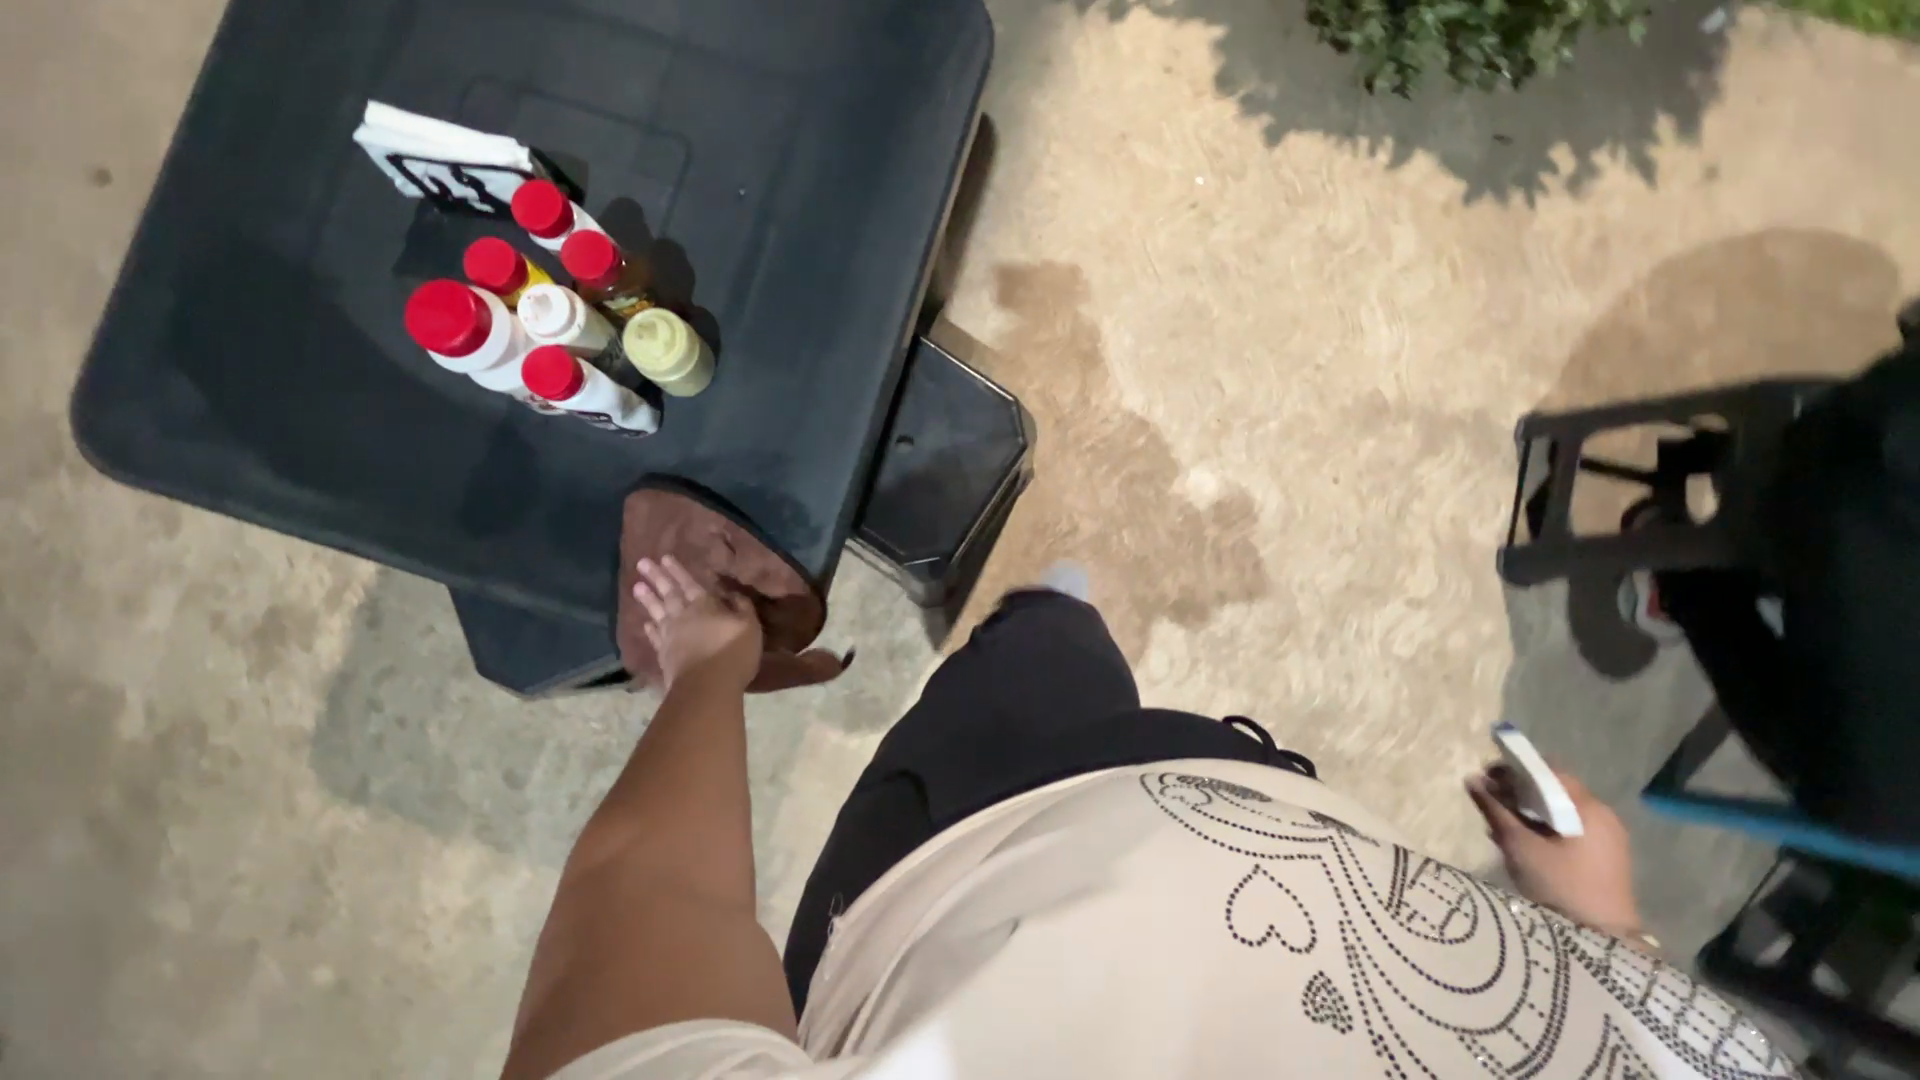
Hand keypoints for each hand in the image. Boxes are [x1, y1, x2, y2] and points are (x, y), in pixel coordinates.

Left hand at [632, 556, 763, 691]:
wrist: (707, 685)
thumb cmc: (733, 652)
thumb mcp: (750, 625)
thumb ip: (742, 607)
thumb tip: (733, 593)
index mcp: (705, 605)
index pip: (689, 583)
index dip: (678, 570)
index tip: (665, 557)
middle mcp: (684, 615)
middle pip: (669, 593)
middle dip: (657, 577)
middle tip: (643, 563)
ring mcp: (671, 635)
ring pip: (657, 612)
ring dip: (648, 599)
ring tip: (637, 586)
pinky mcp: (664, 654)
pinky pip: (655, 637)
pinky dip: (650, 628)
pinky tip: (646, 623)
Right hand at [1466, 763, 1642, 938]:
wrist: (1602, 937)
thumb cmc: (1560, 884)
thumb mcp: (1519, 845)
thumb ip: (1495, 810)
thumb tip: (1472, 780)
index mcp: (1588, 808)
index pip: (1548, 771)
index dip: (1514, 769)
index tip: (1487, 777)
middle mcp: (1603, 816)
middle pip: (1555, 789)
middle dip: (1519, 790)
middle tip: (1490, 800)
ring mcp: (1607, 836)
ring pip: (1561, 809)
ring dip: (1530, 810)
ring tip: (1501, 822)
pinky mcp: (1605, 855)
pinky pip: (1570, 827)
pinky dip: (1544, 825)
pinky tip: (1522, 839)